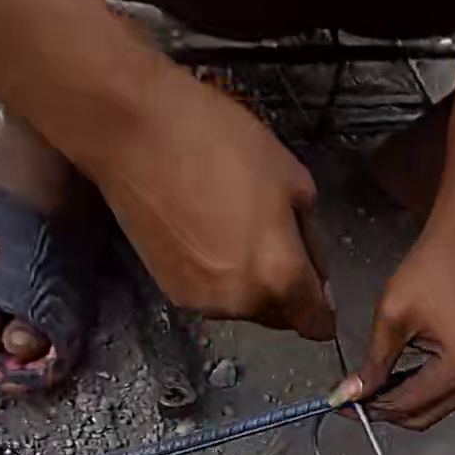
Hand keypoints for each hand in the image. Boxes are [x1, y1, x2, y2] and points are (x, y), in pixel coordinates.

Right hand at [80, 61, 333, 340]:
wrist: (130, 129)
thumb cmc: (221, 143)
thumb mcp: (295, 182)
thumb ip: (314, 242)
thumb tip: (318, 277)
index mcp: (281, 277)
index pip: (316, 325)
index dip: (323, 309)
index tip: (317, 287)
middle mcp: (246, 302)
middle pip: (283, 318)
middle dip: (289, 293)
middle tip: (274, 243)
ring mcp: (207, 303)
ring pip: (248, 309)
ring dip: (253, 287)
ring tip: (235, 234)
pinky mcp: (174, 295)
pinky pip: (216, 298)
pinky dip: (221, 281)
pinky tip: (207, 239)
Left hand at [331, 226, 454, 429]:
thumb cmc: (429, 274)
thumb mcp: (392, 319)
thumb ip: (373, 364)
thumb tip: (347, 396)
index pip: (408, 404)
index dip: (372, 407)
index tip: (341, 405)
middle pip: (422, 417)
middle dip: (386, 412)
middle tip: (352, 400)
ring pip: (432, 411)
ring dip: (401, 406)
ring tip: (368, 392)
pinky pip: (442, 397)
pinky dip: (416, 395)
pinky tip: (391, 383)